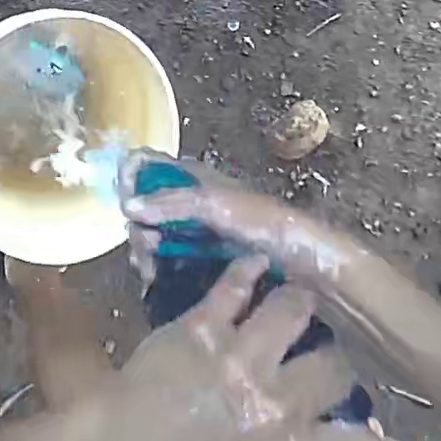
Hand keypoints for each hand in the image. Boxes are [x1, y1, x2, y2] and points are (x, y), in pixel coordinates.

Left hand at [97, 253, 397, 440]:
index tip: (385, 430)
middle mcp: (277, 403)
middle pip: (336, 368)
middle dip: (339, 360)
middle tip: (332, 354)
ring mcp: (238, 357)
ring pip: (291, 312)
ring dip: (301, 302)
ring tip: (305, 295)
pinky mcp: (200, 325)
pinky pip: (233, 286)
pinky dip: (248, 269)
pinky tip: (259, 260)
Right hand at [119, 150, 358, 287]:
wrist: (313, 269)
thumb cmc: (266, 226)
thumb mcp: (216, 207)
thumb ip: (171, 202)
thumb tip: (127, 208)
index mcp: (190, 175)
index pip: (143, 162)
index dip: (128, 177)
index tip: (127, 207)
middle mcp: (187, 196)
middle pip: (142, 199)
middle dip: (136, 224)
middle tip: (144, 252)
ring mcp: (193, 227)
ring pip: (150, 229)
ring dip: (143, 248)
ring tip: (149, 271)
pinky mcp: (200, 255)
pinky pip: (165, 254)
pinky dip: (155, 264)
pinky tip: (156, 278)